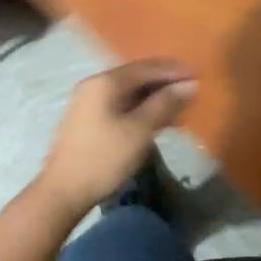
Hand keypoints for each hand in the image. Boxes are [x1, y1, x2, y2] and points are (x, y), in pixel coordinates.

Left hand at [35, 59, 196, 214]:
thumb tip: (189, 85)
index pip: (146, 67)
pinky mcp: (88, 119)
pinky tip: (156, 117)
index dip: (173, 70)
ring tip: (178, 103)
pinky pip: (121, 103)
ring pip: (129, 91)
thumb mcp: (139, 131)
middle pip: (137, 76)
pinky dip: (140, 106)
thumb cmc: (104, 158)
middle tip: (190, 87)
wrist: (62, 192)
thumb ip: (165, 104)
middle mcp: (95, 84)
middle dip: (164, 81)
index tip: (198, 74)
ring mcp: (89, 101)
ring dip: (154, 95)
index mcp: (106, 82)